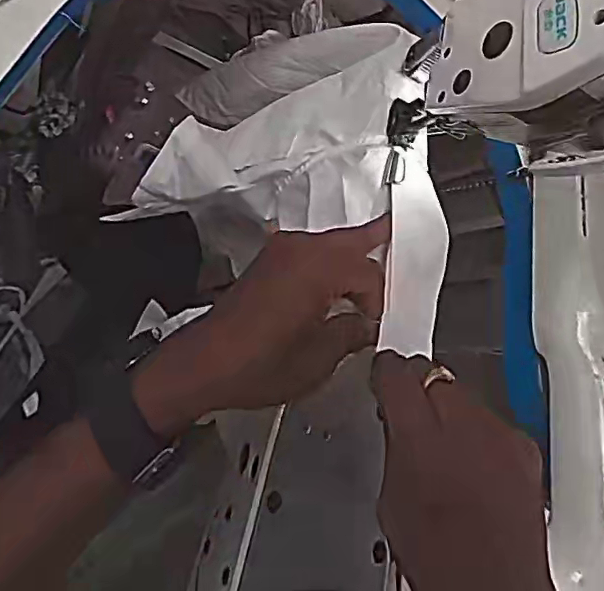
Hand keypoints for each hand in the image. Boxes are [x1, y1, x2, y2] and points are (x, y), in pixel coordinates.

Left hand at [131, 216, 388, 436]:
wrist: (204, 364)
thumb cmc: (253, 362)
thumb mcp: (319, 357)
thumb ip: (352, 333)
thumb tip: (365, 325)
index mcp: (319, 267)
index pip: (369, 274)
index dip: (378, 301)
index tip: (375, 323)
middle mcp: (301, 249)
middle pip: (354, 240)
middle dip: (377, 247)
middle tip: (398, 244)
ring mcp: (283, 250)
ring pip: (332, 243)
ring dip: (351, 257)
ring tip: (367, 276)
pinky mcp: (270, 259)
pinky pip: (311, 250)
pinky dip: (328, 261)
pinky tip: (334, 282)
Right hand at [373, 352, 553, 590]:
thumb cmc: (441, 562)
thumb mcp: (392, 499)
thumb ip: (394, 445)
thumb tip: (396, 422)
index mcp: (418, 435)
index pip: (398, 372)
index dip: (388, 371)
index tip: (386, 374)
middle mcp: (463, 422)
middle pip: (434, 374)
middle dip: (421, 388)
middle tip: (412, 414)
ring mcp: (498, 431)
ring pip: (466, 395)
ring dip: (454, 412)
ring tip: (448, 452)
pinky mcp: (523, 444)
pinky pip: (494, 422)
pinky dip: (483, 435)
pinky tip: (476, 467)